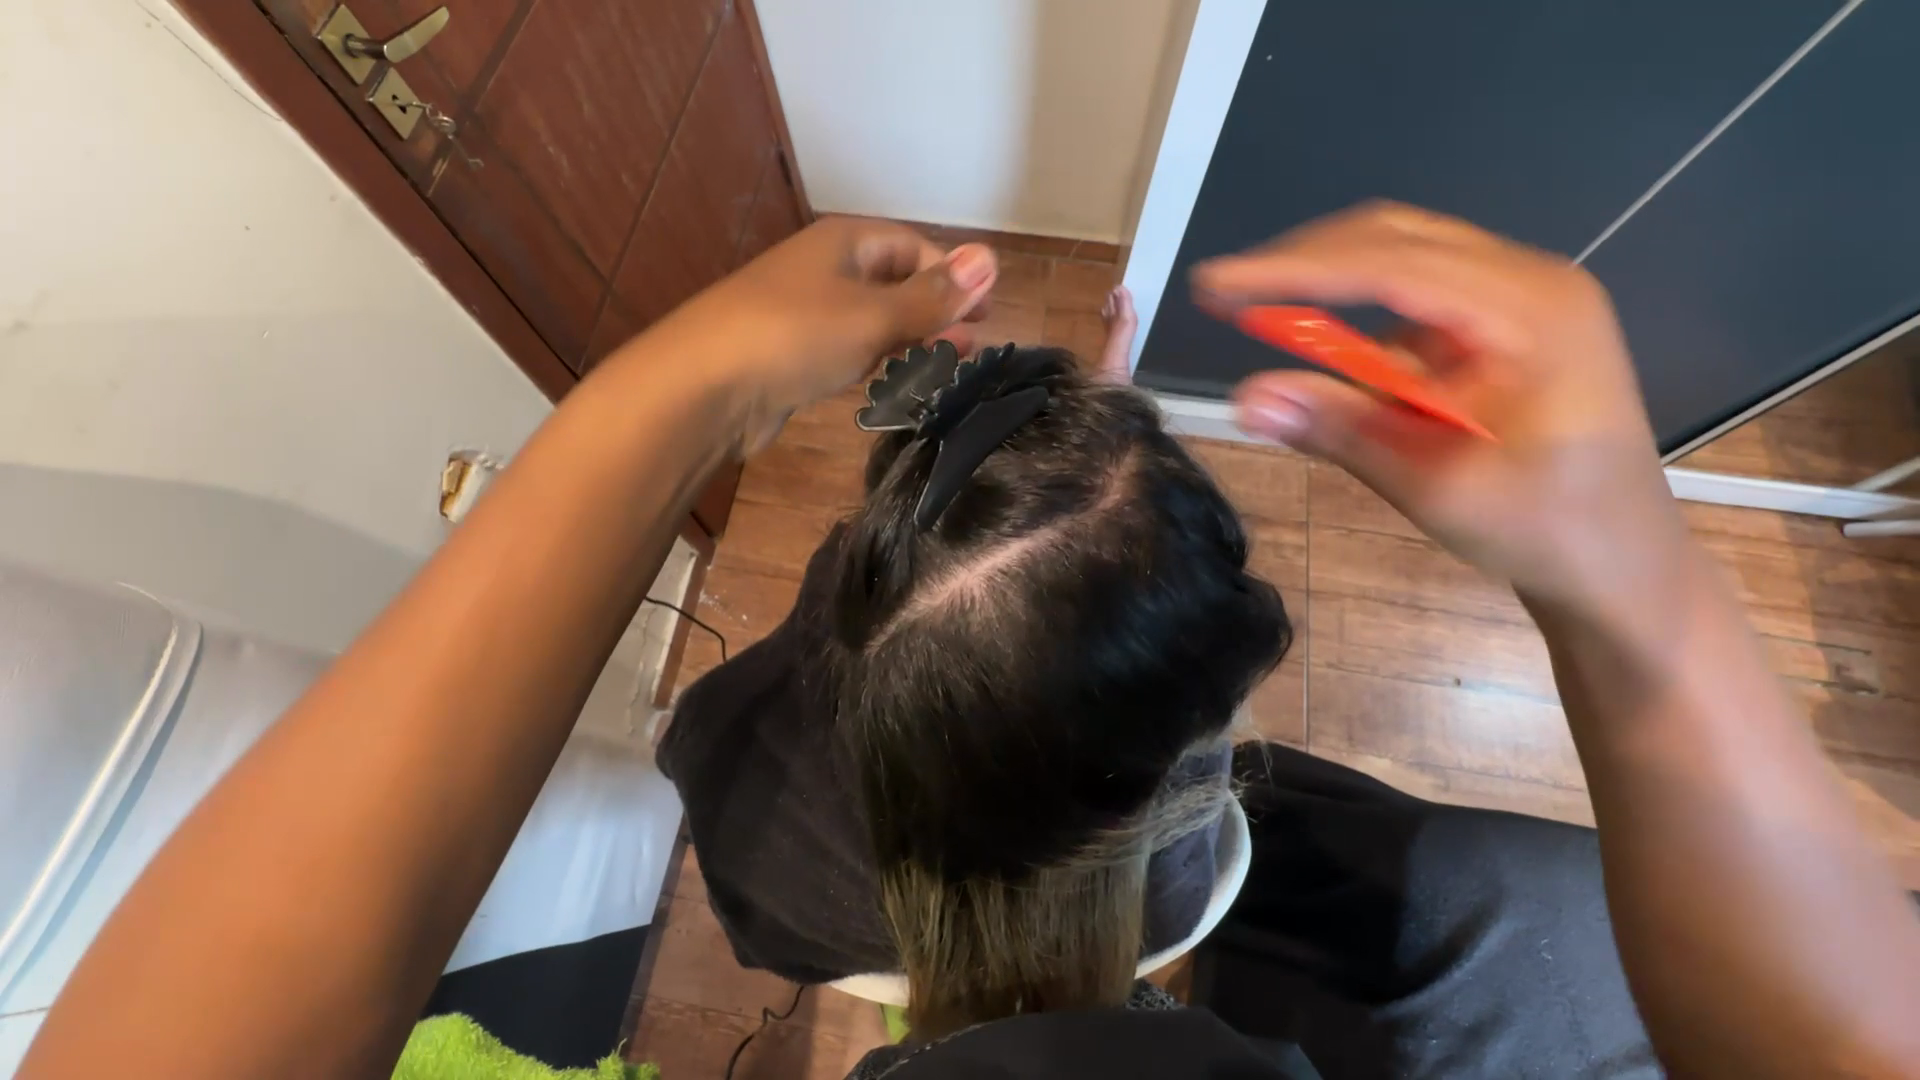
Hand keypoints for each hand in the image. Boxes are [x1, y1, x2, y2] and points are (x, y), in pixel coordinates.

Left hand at [636, 216, 996, 450]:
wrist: (704, 388)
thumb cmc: (795, 336)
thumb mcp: (874, 315)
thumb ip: (932, 297)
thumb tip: (990, 259)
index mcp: (845, 243)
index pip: (915, 247)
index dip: (954, 276)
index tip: (987, 312)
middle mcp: (827, 271)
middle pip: (896, 282)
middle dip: (936, 311)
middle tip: (972, 345)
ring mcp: (807, 315)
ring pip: (874, 321)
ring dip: (911, 340)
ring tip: (946, 366)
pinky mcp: (794, 357)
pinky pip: (850, 351)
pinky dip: (878, 362)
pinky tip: (893, 382)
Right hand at [1193, 202, 1685, 607]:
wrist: (1617, 561)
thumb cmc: (1543, 529)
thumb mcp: (1434, 484)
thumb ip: (1340, 430)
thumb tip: (1244, 399)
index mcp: (1530, 310)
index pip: (1390, 265)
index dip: (1292, 271)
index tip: (1214, 285)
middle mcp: (1526, 283)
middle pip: (1393, 240)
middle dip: (1301, 261)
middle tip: (1222, 290)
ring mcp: (1515, 300)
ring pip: (1400, 258)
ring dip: (1324, 280)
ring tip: (1255, 307)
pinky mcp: (1497, 325)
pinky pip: (1411, 296)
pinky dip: (1352, 311)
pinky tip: (1319, 343)